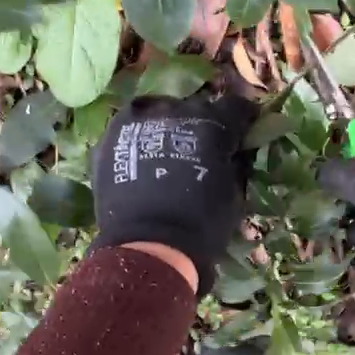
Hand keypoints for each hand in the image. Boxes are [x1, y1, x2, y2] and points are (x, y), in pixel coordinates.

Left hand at [93, 90, 255, 294]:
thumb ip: (235, 163)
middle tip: (206, 148)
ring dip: (169, 127)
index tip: (244, 132)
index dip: (243, 119)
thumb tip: (235, 151)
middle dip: (204, 125)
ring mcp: (137, 122)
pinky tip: (145, 160)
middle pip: (195, 108)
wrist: (149, 248)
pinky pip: (131, 129)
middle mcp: (174, 111)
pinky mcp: (110, 139)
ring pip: (159, 112)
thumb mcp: (234, 193)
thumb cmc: (202, 225)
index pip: (235, 106)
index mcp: (212, 123)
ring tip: (170, 151)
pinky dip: (141, 139)